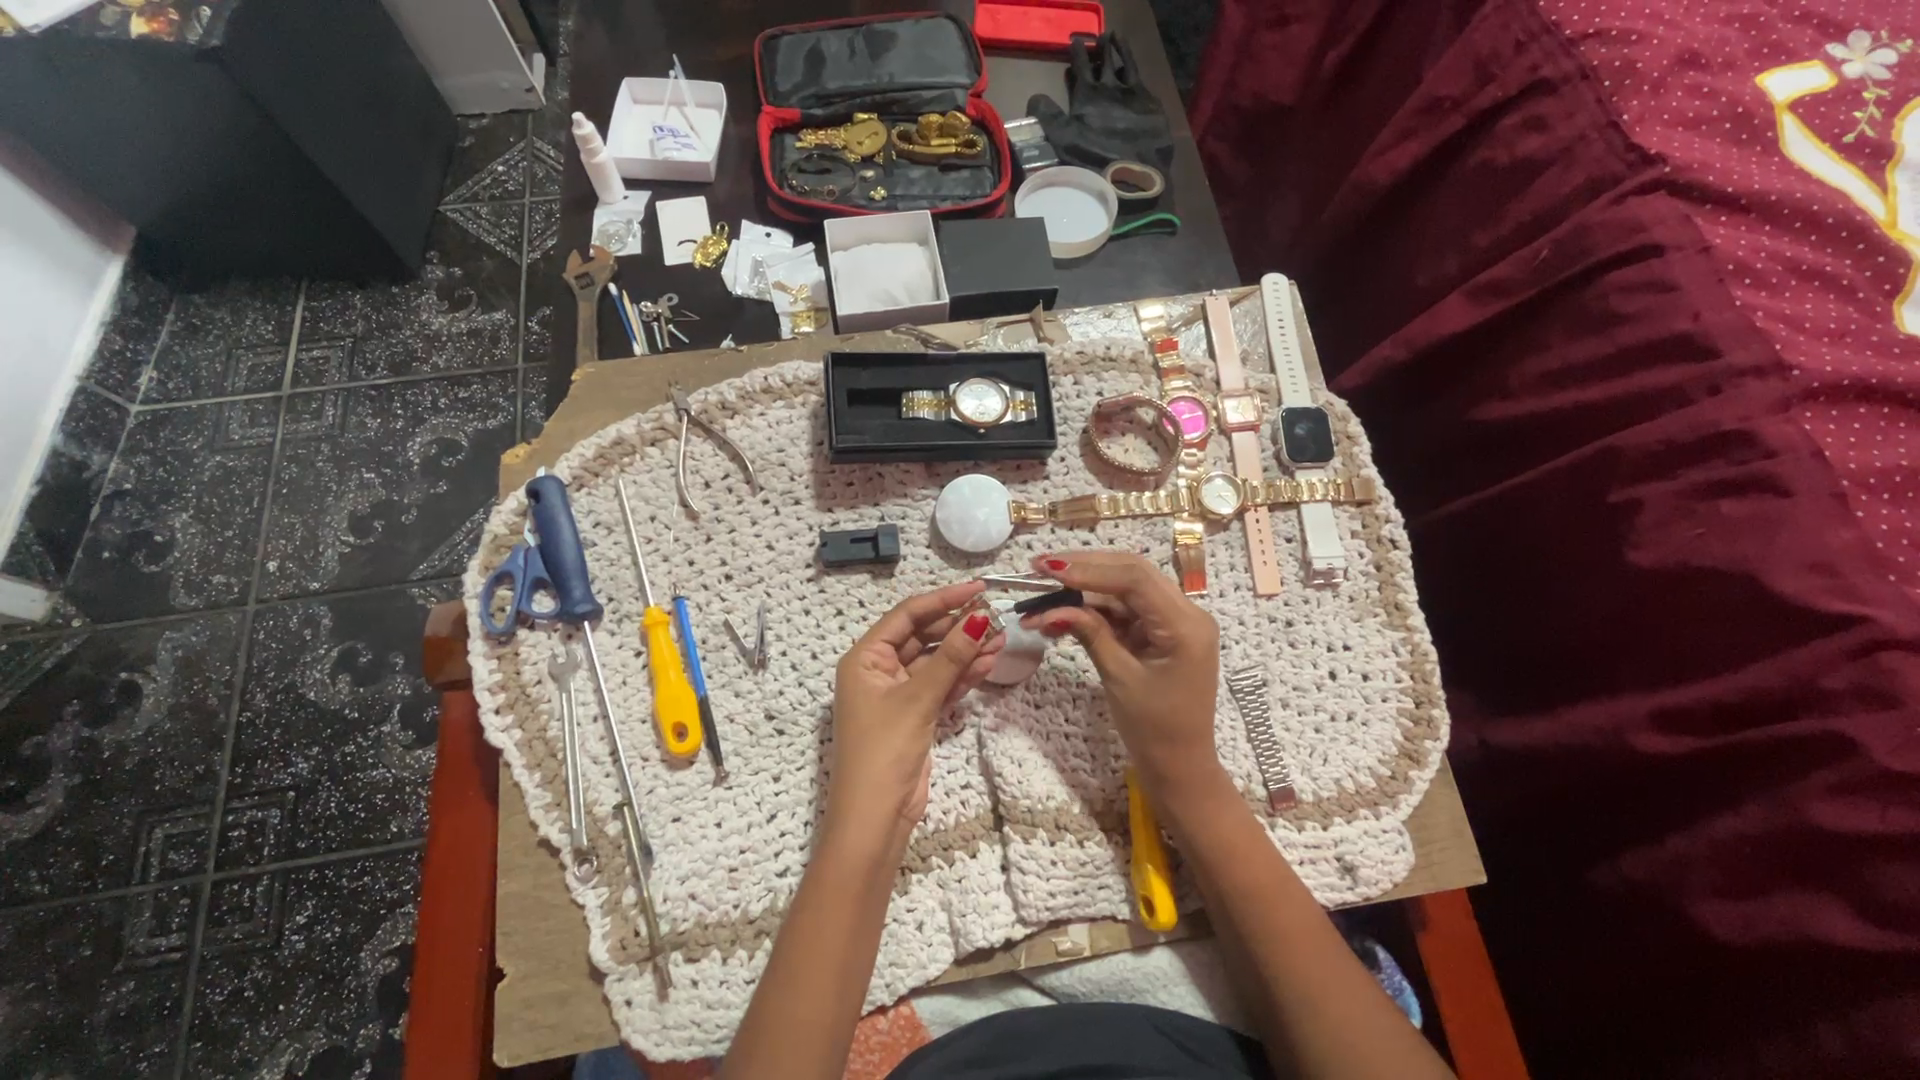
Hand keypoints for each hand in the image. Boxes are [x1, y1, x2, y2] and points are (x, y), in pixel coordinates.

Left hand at [828, 582, 1000, 846]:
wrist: (875, 817)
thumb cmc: (884, 751)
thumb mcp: (918, 699)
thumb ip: (951, 658)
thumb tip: (980, 617)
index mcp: (864, 658)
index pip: (907, 616)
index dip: (943, 599)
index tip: (979, 588)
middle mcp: (878, 670)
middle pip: (923, 637)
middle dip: (960, 628)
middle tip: (998, 617)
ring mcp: (897, 694)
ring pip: (936, 662)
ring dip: (966, 651)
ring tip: (1002, 639)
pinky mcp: (915, 715)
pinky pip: (941, 685)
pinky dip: (962, 676)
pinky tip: (989, 663)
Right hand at [1023, 552, 1224, 800]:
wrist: (1180, 764)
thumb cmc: (1153, 728)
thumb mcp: (1118, 677)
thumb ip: (1090, 632)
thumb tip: (1051, 607)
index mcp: (1185, 625)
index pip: (1135, 579)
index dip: (1089, 570)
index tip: (1048, 570)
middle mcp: (1187, 613)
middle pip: (1132, 573)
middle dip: (1085, 568)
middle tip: (1040, 567)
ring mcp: (1176, 620)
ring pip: (1127, 586)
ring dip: (1086, 587)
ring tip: (1043, 590)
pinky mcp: (1162, 630)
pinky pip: (1127, 607)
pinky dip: (1096, 606)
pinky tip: (1063, 609)